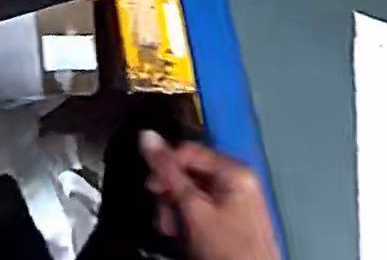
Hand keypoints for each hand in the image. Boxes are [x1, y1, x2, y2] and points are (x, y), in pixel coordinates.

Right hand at [140, 132, 280, 259]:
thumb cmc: (228, 252)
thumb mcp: (194, 211)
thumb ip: (169, 174)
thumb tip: (148, 138)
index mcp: (235, 170)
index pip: (190, 151)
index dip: (166, 165)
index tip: (152, 185)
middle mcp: (239, 181)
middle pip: (191, 173)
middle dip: (172, 193)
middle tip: (163, 214)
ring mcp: (239, 203)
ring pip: (196, 193)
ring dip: (178, 209)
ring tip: (172, 230)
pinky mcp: (235, 222)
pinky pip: (205, 209)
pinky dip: (190, 220)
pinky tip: (185, 236)